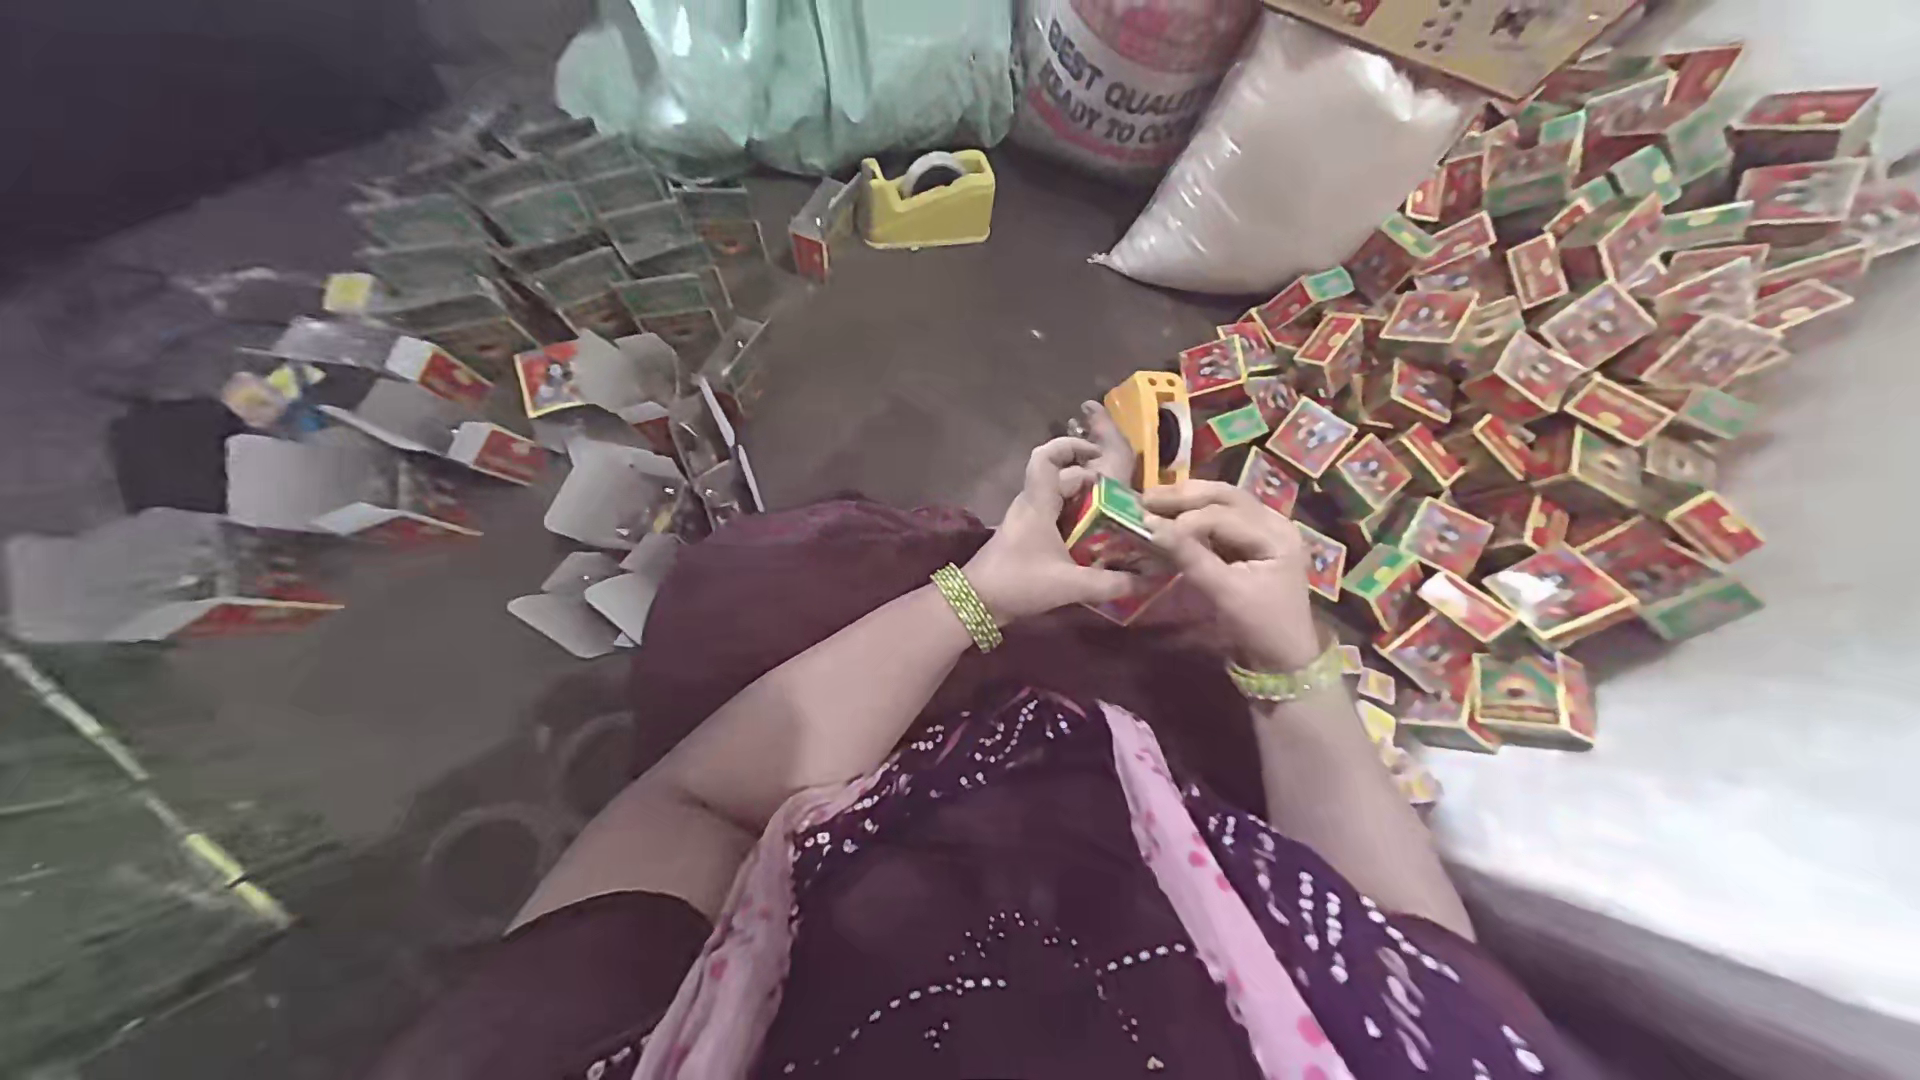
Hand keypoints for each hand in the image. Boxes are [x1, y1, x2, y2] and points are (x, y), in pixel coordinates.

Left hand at [963, 437, 1141, 623]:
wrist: (976, 602)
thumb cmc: (1018, 582)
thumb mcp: (1069, 585)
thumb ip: (1110, 584)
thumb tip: (1147, 582)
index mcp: (1038, 502)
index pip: (1047, 457)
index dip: (1071, 446)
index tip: (1098, 456)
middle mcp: (1031, 504)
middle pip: (1062, 478)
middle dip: (1092, 484)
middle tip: (1122, 502)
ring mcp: (1025, 519)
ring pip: (1058, 498)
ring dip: (1084, 504)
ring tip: (1113, 521)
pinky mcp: (1024, 536)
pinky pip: (1053, 516)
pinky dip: (1073, 520)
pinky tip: (1091, 540)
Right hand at [1142, 480, 1321, 671]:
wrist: (1284, 654)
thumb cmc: (1258, 625)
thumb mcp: (1223, 592)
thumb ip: (1188, 556)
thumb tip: (1150, 526)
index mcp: (1276, 535)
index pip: (1223, 516)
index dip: (1183, 519)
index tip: (1146, 524)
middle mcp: (1275, 521)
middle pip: (1226, 495)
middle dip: (1184, 494)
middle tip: (1145, 498)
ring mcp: (1266, 527)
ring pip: (1224, 499)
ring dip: (1188, 498)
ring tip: (1153, 500)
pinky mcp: (1254, 537)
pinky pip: (1223, 514)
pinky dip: (1196, 511)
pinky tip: (1172, 512)